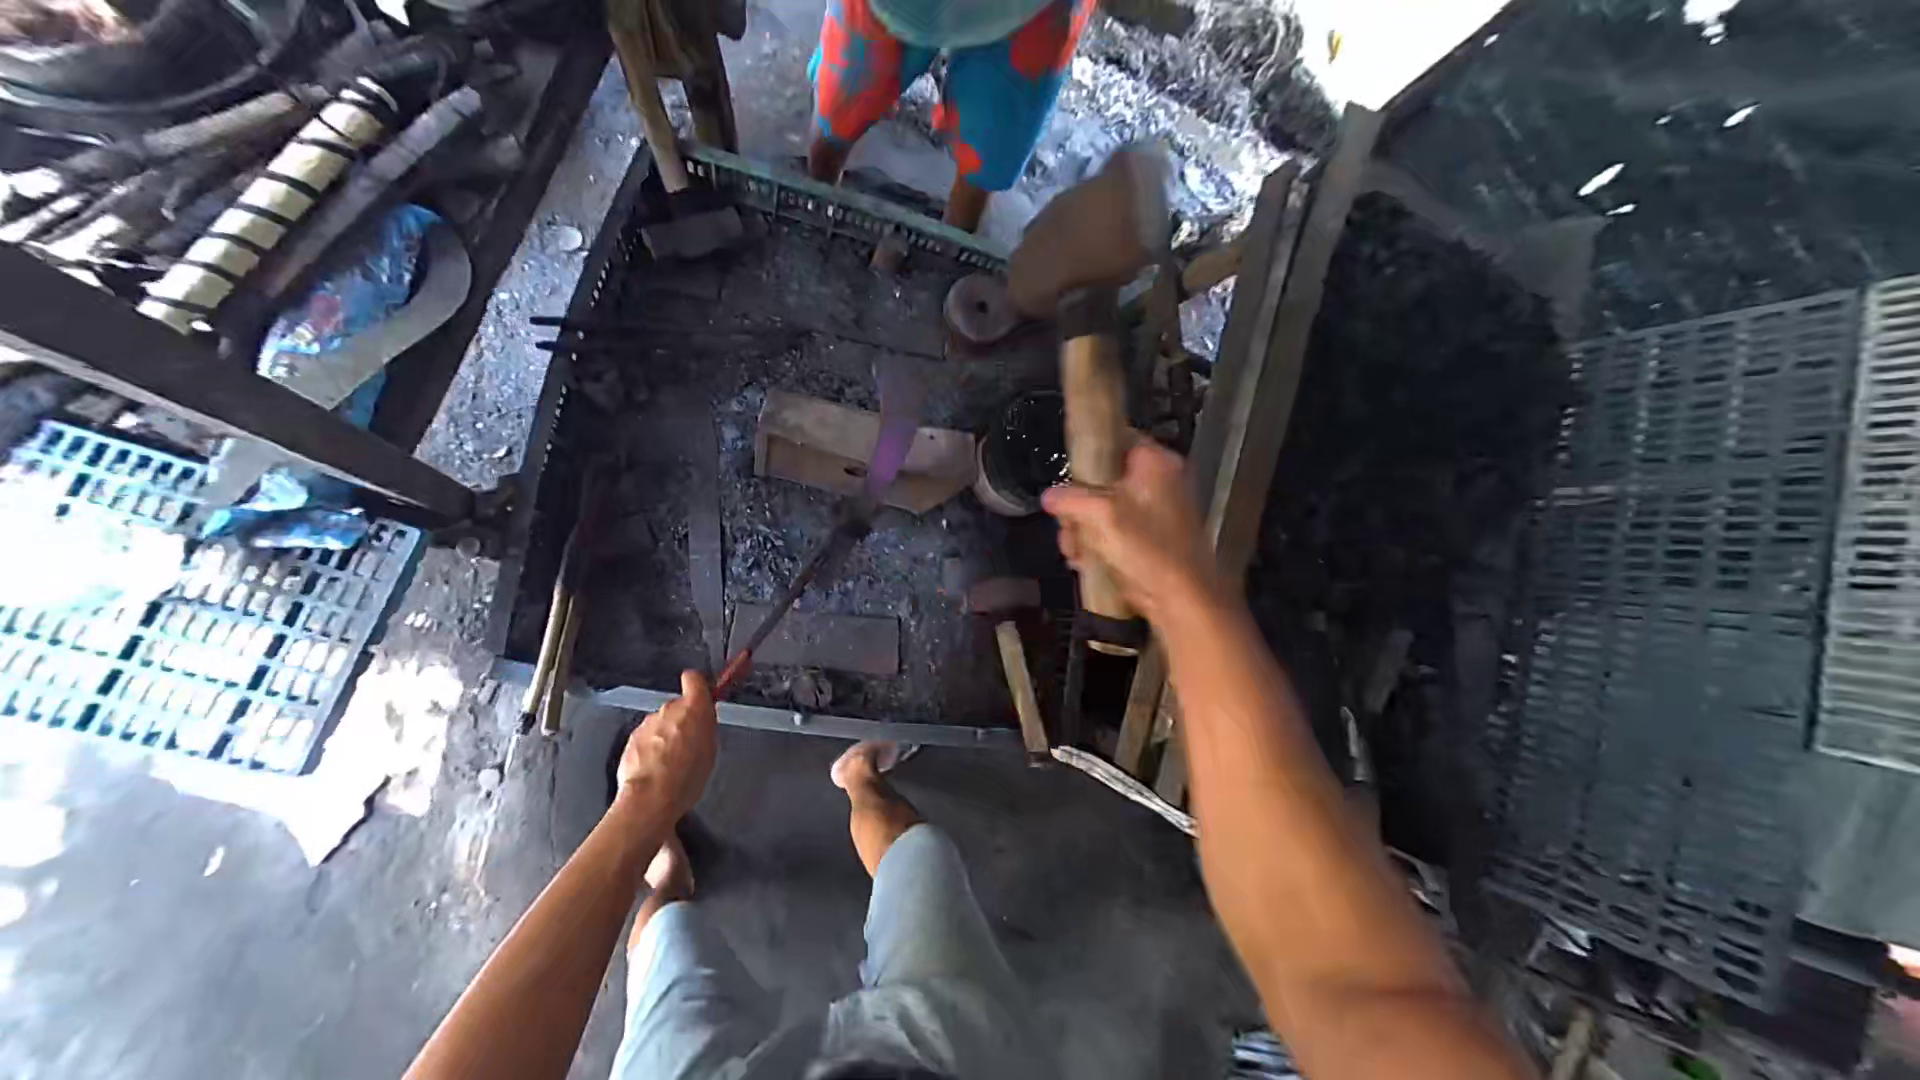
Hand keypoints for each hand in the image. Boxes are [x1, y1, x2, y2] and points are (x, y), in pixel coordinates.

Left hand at [616, 670, 717, 818]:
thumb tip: (704, 722)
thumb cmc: (684, 778)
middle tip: (690, 741)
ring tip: (672, 761)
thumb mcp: (711, 750)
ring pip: (661, 723)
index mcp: (694, 708)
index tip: (703, 692)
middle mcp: (669, 710)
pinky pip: (647, 737)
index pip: (694, 678)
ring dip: (666, 735)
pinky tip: (657, 768)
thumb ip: (707, 727)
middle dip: (683, 720)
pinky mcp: (632, 738)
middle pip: (678, 705)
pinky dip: (651, 748)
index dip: (698, 685)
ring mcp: (648, 723)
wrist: (651, 797)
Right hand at [1041, 438, 1221, 623]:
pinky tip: (1085, 560)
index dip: (1089, 452)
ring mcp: (1155, 512)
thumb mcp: (1101, 516)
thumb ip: (1070, 500)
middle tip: (1068, 524)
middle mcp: (1159, 482)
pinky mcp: (1150, 539)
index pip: (1116, 437)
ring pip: (1104, 509)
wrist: (1182, 599)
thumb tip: (1049, 496)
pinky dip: (1097, 544)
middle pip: (1103, 479)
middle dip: (1079, 506)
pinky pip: (1114, 531)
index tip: (1067, 471)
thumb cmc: (1148, 549)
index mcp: (1155, 463)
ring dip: (1083, 529)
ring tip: (1075, 549)